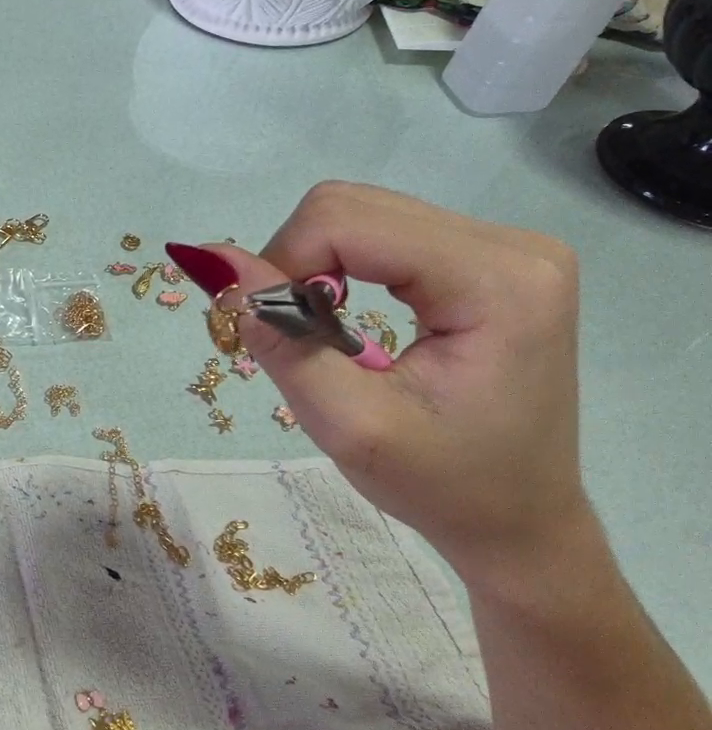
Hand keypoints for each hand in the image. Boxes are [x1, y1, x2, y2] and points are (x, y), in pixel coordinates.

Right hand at [184, 182, 588, 588]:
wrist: (519, 521)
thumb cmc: (442, 484)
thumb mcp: (346, 423)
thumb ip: (279, 337)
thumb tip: (210, 259)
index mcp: (497, 282)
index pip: (344, 223)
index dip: (282, 267)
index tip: (273, 333)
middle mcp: (511, 246)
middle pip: (347, 207)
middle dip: (293, 264)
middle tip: (292, 333)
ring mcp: (504, 247)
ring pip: (354, 212)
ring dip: (310, 265)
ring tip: (318, 330)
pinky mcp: (486, 256)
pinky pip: (376, 229)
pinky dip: (335, 265)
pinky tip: (342, 313)